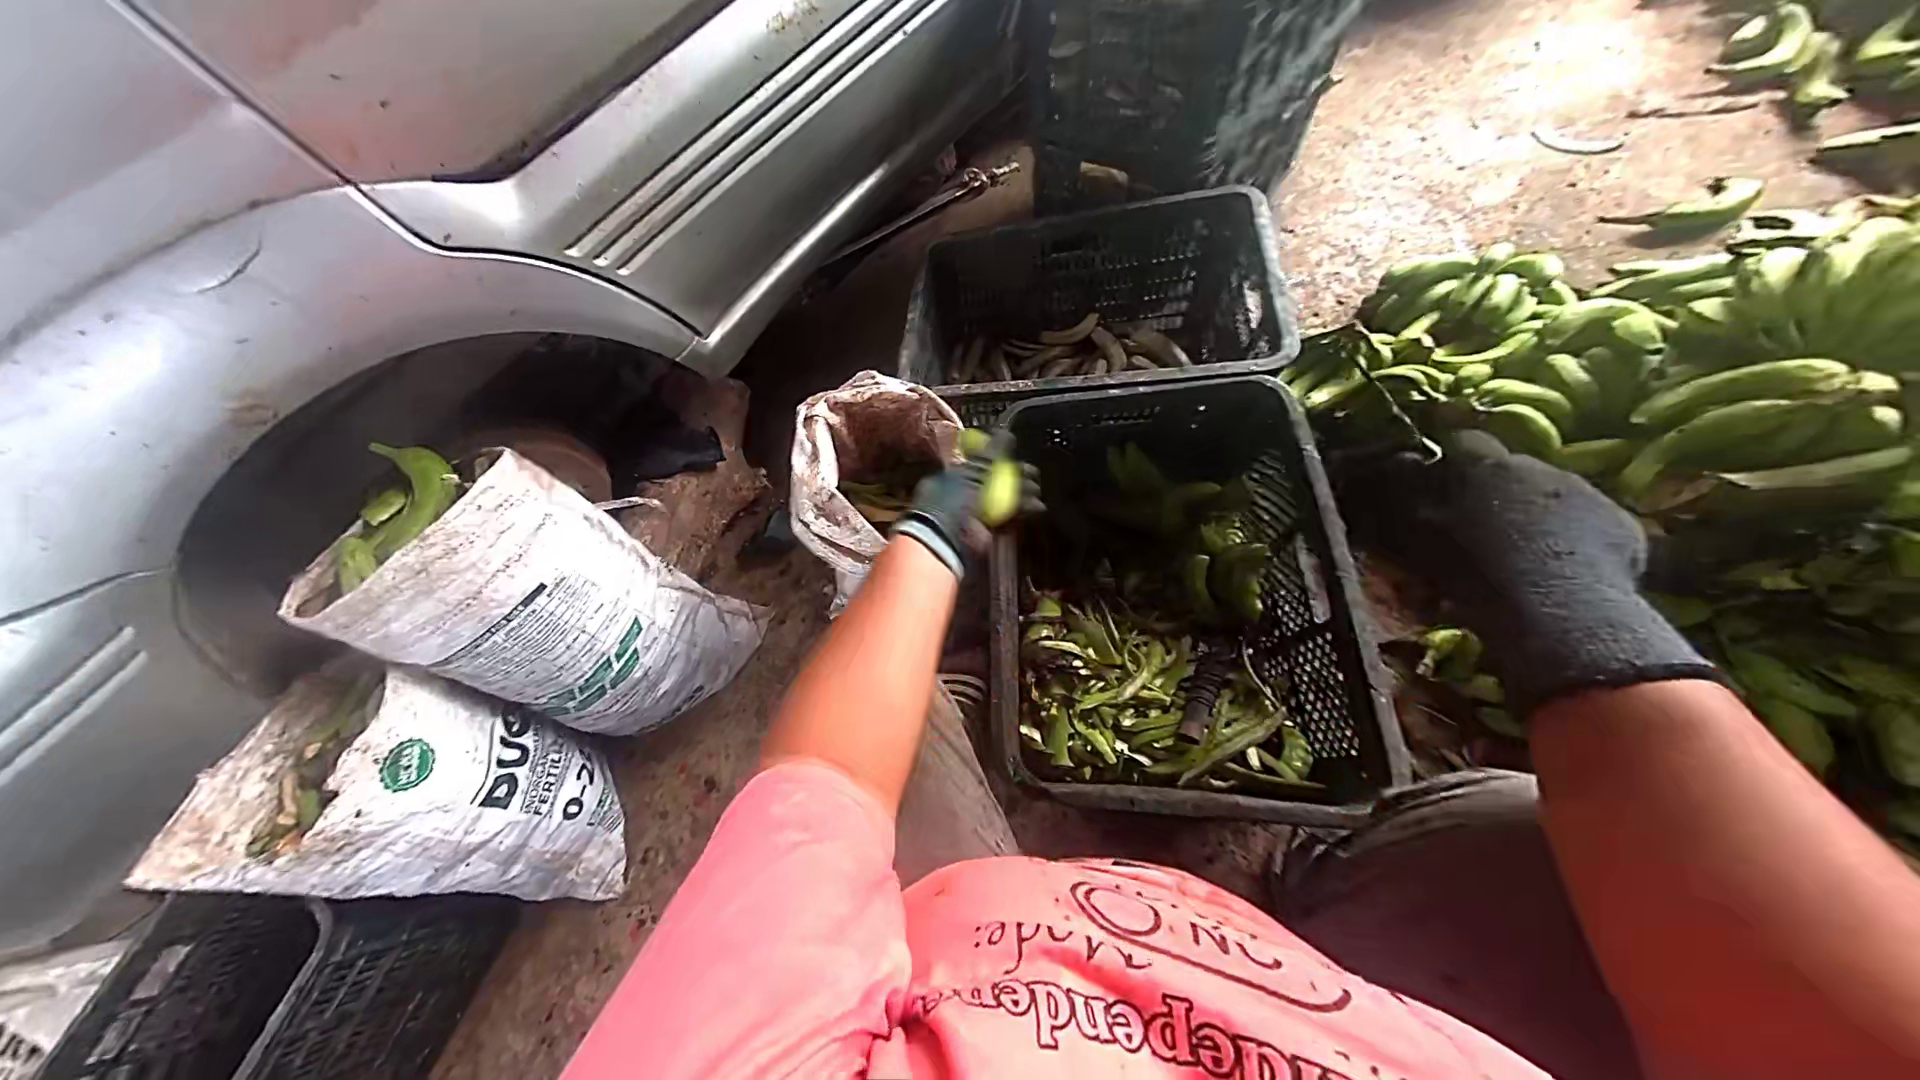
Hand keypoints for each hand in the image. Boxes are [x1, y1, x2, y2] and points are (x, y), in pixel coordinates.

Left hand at [890, 428, 1038, 579]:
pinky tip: (1035, 507)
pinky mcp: (985, 533)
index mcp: (948, 477)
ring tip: (1036, 490)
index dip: (998, 459)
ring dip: (1021, 495)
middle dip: (1015, 477)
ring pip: (1001, 501)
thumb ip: (992, 452)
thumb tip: (1006, 433)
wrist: (947, 538)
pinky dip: (1020, 513)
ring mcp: (972, 516)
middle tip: (1032, 474)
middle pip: (993, 482)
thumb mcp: (974, 470)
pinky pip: (1005, 519)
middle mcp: (959, 495)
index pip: (977, 464)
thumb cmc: (953, 499)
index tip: (1015, 456)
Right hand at [1334, 431, 1719, 717]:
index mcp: (1484, 465)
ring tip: (1518, 552)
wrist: (1554, 612)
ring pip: (1550, 494)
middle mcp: (1536, 466)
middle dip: (1495, 487)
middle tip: (1478, 522)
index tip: (1437, 478)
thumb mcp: (1413, 538)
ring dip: (1533, 512)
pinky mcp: (1622, 525)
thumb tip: (1371, 481)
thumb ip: (1394, 504)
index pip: (1463, 441)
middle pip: (1510, 467)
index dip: (1450, 457)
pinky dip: (1572, 539)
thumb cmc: (1471, 572)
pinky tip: (1558, 571)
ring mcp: (1585, 493)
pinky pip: (1589, 523)